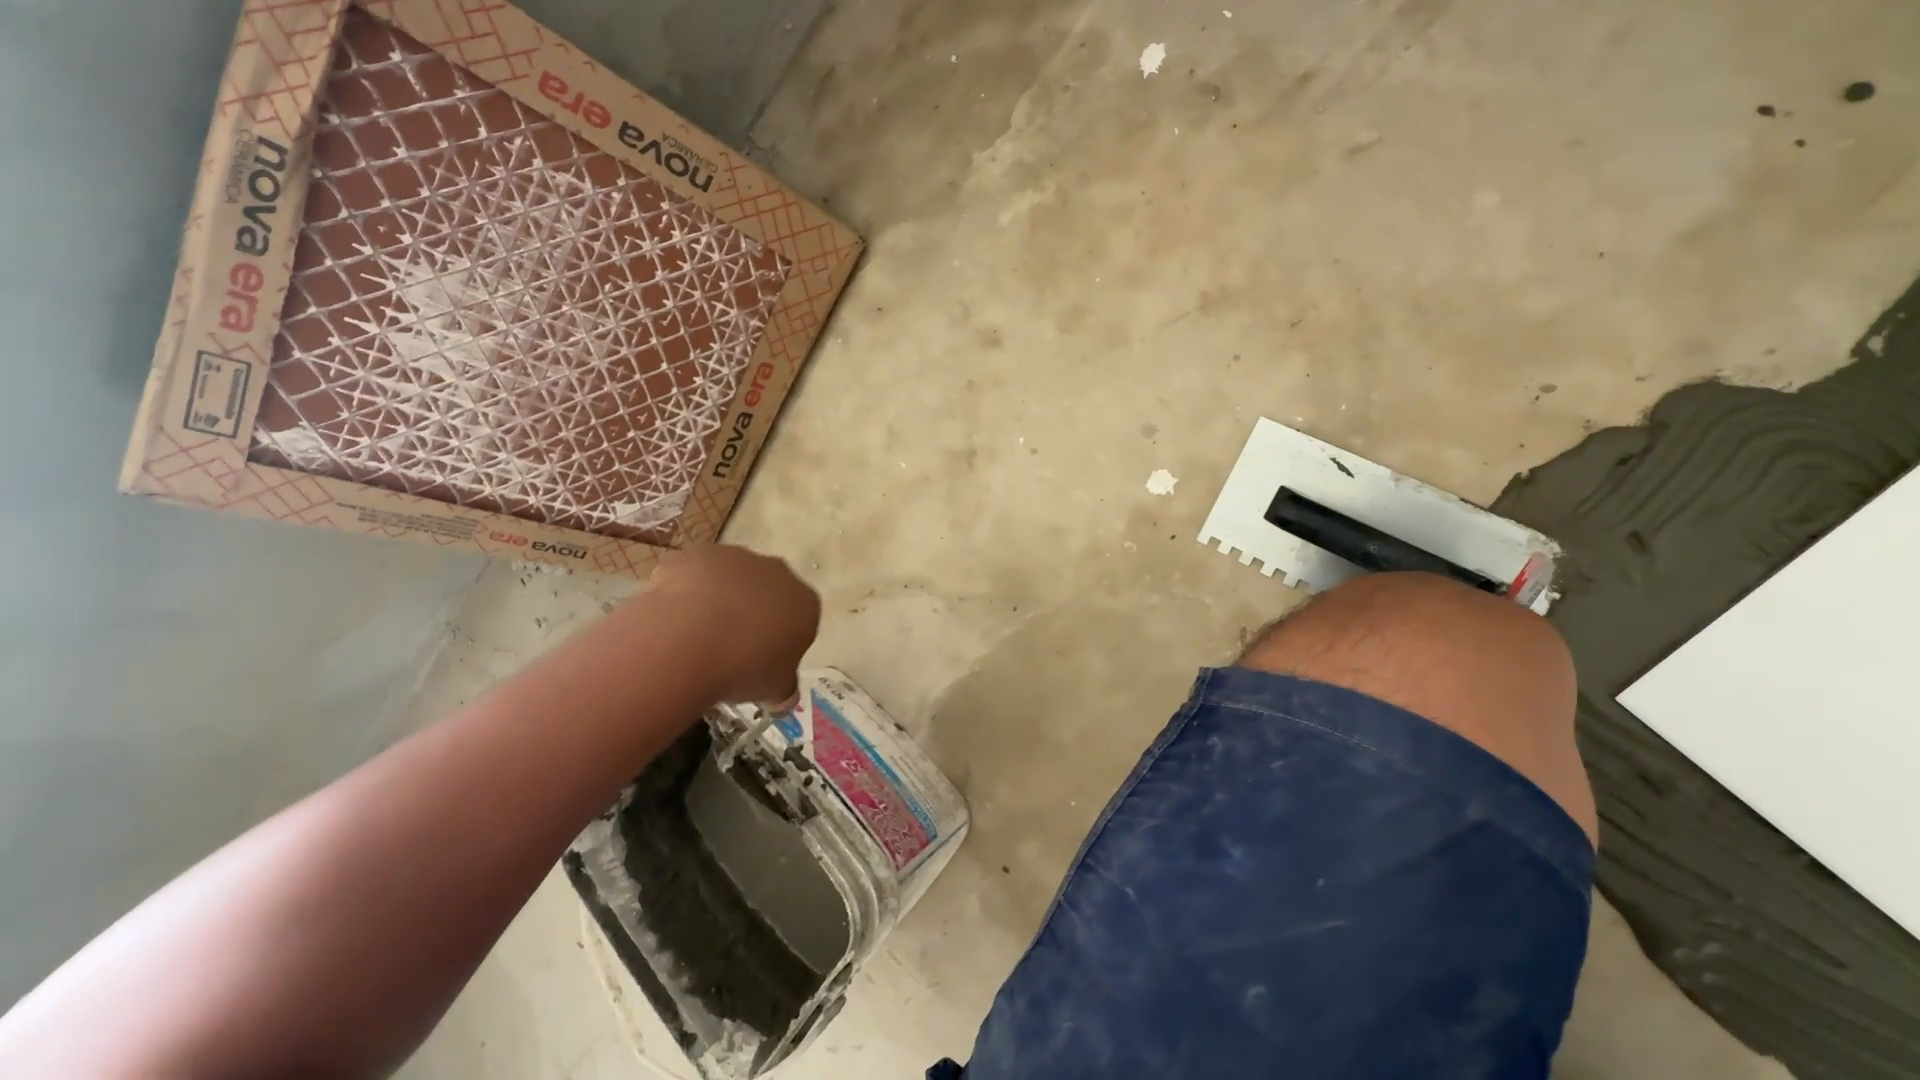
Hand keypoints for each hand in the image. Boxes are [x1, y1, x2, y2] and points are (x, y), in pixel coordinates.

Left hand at [642, 544, 820, 706]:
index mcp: (805, 603)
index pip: (800, 620)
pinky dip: (685, 591)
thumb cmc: (745, 667)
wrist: (691, 637)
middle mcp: (777, 572)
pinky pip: (694, 574)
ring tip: (696, 636)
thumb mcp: (773, 689)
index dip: (781, 640)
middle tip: (730, 647)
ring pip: (730, 580)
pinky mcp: (698, 553)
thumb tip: (785, 699)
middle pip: (767, 592)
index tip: (761, 661)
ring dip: (719, 599)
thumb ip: (783, 689)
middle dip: (752, 612)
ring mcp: (736, 558)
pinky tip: (674, 618)